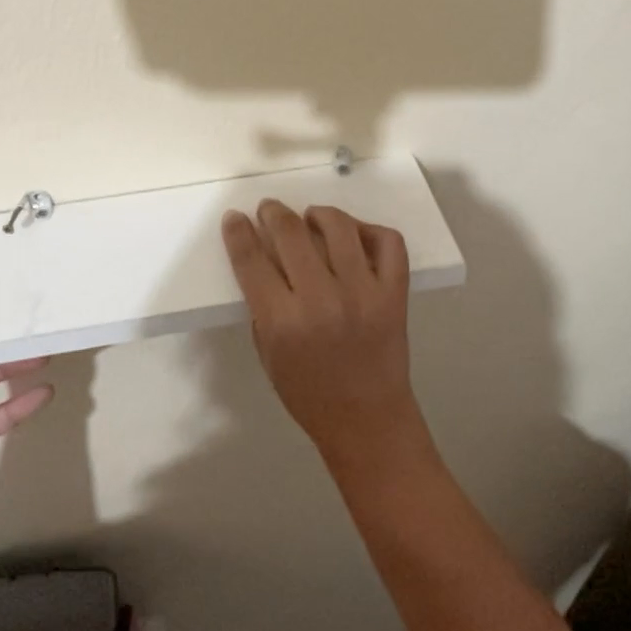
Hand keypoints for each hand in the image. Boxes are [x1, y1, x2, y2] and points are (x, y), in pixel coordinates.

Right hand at [221, 202, 421, 463]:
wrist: (367, 419)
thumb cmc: (309, 394)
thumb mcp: (268, 355)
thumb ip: (264, 308)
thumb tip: (263, 261)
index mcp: (283, 321)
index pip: (251, 260)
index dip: (238, 232)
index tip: (235, 218)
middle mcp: (321, 300)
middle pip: (291, 233)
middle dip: (273, 214)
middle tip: (270, 210)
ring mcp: (363, 293)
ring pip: (339, 227)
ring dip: (319, 214)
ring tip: (311, 217)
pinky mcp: (394, 294)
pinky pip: (388, 243)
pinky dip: (370, 230)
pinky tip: (354, 236)